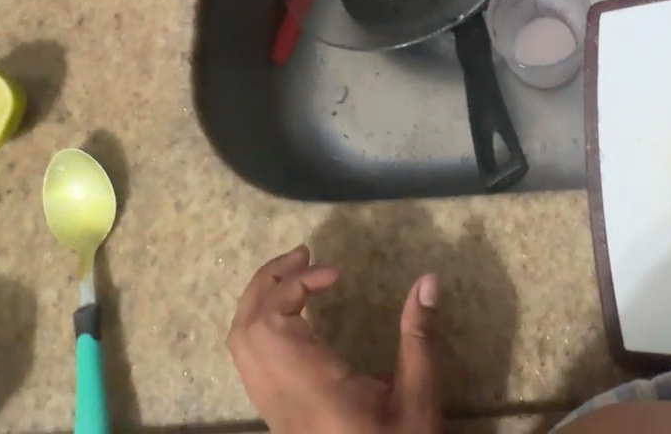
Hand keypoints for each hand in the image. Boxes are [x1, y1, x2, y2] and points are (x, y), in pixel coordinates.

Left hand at [227, 244, 441, 433]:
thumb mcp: (420, 402)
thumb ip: (420, 339)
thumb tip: (429, 279)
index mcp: (310, 390)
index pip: (270, 324)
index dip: (294, 284)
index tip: (337, 272)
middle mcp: (280, 399)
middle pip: (244, 330)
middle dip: (268, 281)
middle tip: (307, 253)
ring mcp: (274, 412)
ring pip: (241, 347)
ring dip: (263, 301)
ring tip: (302, 274)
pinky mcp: (278, 419)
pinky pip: (253, 362)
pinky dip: (266, 324)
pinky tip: (300, 316)